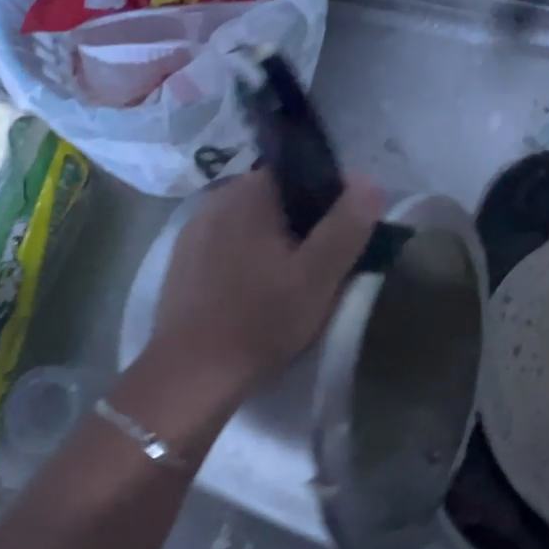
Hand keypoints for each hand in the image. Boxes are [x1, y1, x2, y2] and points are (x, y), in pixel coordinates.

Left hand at [143, 170, 382, 403]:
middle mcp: (215, 199)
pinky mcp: (181, 261)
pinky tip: (253, 294)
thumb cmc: (260, 321)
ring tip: (289, 284)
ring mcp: (192, 230)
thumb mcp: (318, 277)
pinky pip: (224, 246)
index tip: (342, 234)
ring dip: (270, 244)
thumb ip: (345, 226)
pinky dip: (244, 260)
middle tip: (321, 266)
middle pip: (272, 200)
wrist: (191, 374)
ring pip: (247, 224)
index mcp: (248, 193)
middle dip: (299, 225)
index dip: (326, 199)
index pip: (297, 175)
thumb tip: (368, 181)